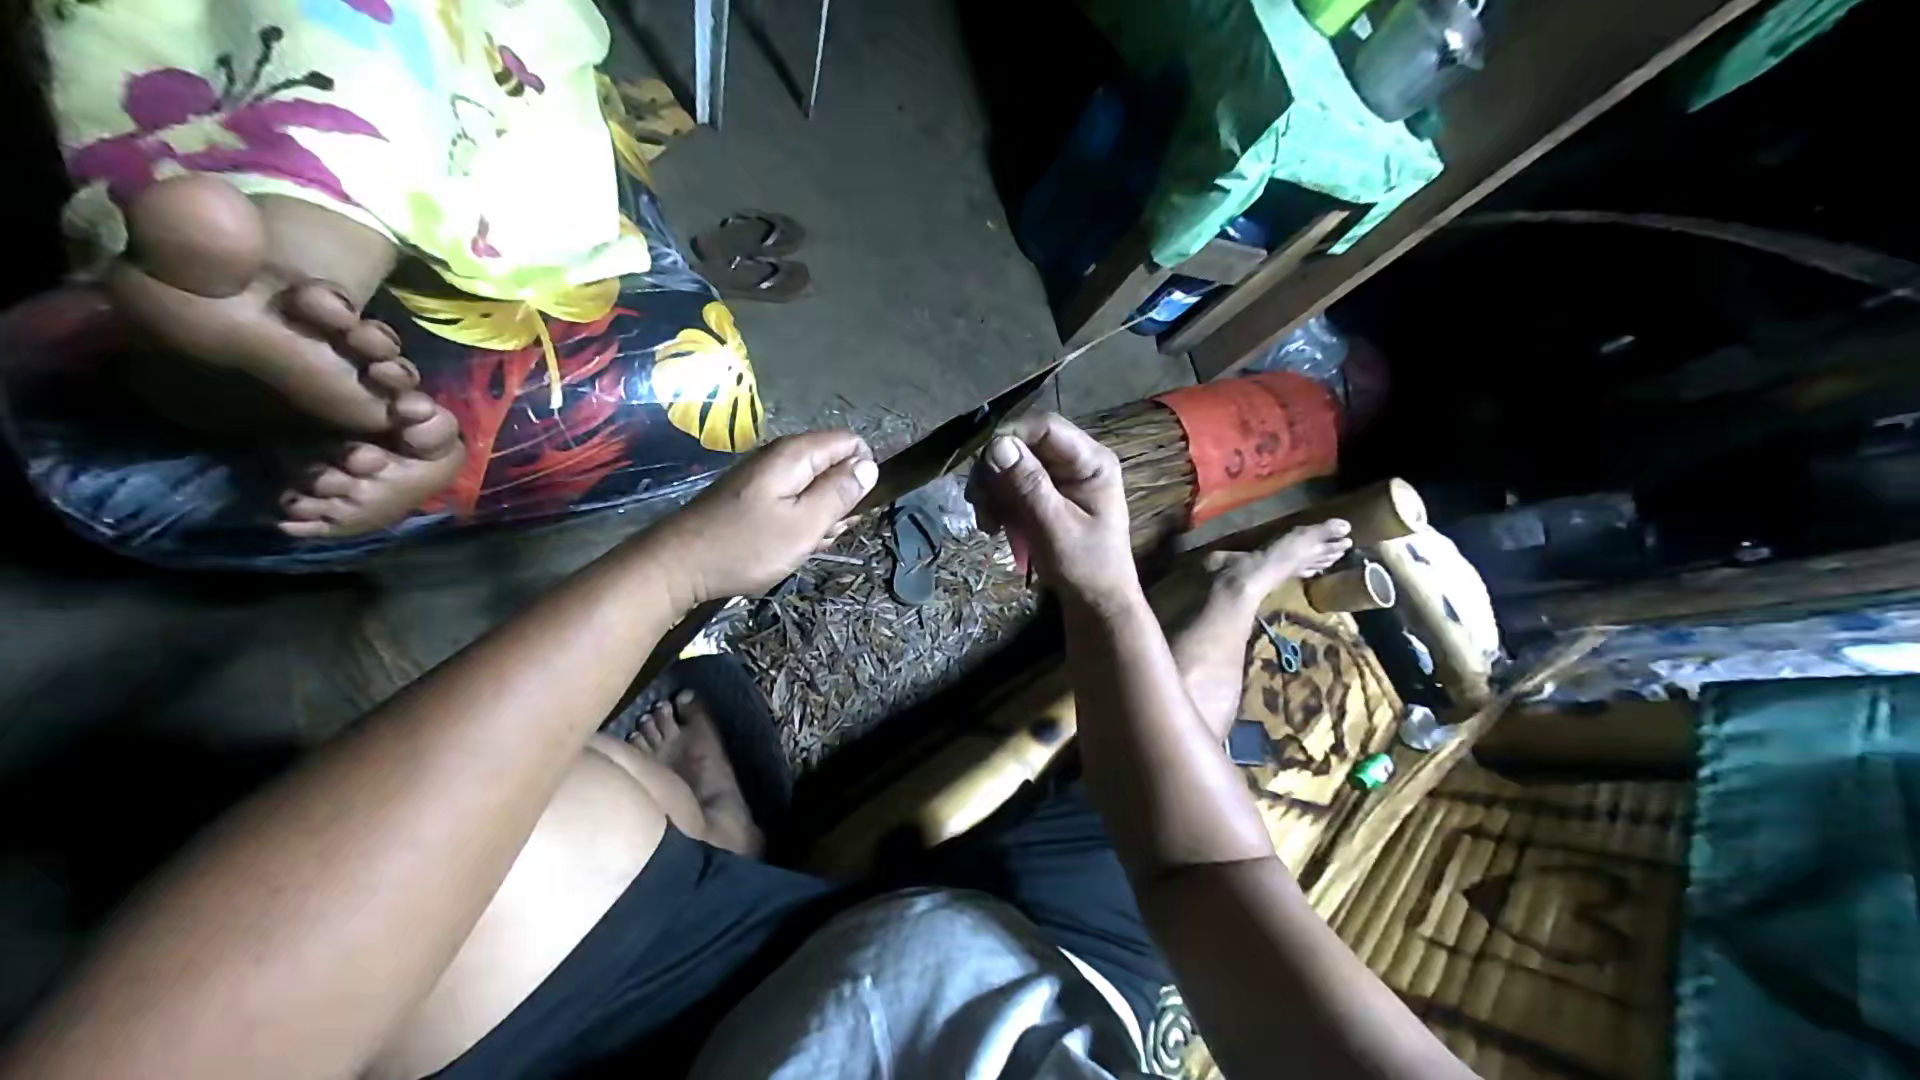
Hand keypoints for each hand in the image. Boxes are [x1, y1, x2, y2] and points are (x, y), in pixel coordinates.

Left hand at [656, 429, 876, 604]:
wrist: (678, 566)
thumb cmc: (746, 546)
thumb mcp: (805, 525)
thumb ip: (840, 492)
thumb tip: (869, 466)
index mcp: (795, 455)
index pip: (851, 442)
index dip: (862, 473)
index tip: (852, 509)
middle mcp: (780, 457)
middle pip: (833, 466)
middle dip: (841, 500)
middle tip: (824, 533)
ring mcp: (765, 477)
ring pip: (814, 488)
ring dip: (820, 518)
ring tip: (804, 544)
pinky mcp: (753, 497)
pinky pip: (792, 502)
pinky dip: (799, 523)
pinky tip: (787, 546)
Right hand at [971, 412, 1139, 612]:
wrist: (1096, 603)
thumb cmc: (1084, 566)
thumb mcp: (1054, 527)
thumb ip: (1027, 485)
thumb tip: (997, 444)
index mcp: (1091, 461)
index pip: (1044, 427)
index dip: (1010, 439)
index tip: (984, 469)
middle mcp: (1075, 461)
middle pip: (1023, 445)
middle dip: (996, 473)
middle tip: (980, 506)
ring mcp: (1059, 478)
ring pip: (1011, 466)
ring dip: (992, 492)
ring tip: (988, 524)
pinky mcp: (1044, 495)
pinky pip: (1011, 486)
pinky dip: (998, 503)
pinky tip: (993, 527)